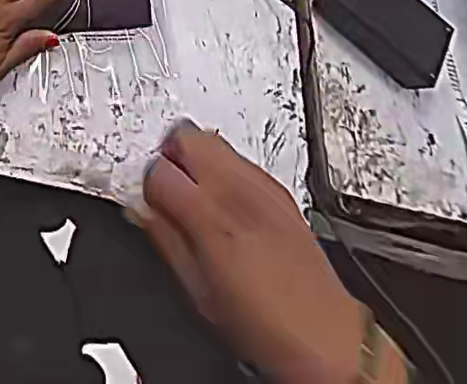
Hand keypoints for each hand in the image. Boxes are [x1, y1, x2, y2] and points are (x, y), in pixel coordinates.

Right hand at [137, 123, 364, 383]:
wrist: (324, 332)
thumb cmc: (264, 324)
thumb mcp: (198, 291)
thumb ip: (165, 240)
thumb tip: (142, 211)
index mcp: (208, 214)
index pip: (157, 169)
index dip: (147, 183)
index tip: (150, 199)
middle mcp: (235, 187)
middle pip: (185, 134)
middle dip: (170, 153)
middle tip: (167, 183)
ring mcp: (260, 183)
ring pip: (212, 138)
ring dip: (196, 155)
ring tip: (195, 190)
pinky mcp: (277, 187)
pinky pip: (239, 157)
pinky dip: (223, 167)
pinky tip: (225, 199)